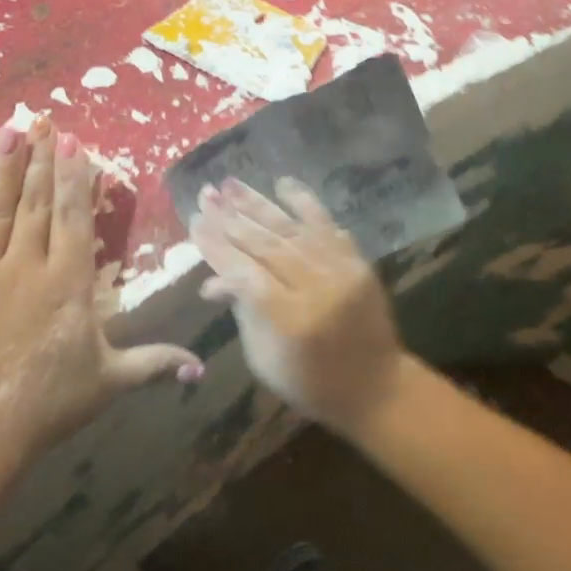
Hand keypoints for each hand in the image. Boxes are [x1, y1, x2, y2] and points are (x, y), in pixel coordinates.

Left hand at [0, 118, 203, 485]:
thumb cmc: (45, 408)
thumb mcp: (108, 384)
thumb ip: (155, 365)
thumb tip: (202, 368)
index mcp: (67, 284)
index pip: (75, 218)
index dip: (77, 178)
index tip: (75, 141)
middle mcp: (25, 268)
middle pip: (37, 204)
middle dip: (44, 160)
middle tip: (44, 120)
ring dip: (3, 169)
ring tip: (9, 130)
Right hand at [191, 178, 406, 432]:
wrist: (375, 386)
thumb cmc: (310, 382)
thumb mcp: (264, 358)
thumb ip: (243, 312)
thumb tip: (215, 279)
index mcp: (289, 319)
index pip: (244, 273)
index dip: (217, 247)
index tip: (195, 222)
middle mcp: (316, 288)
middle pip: (267, 245)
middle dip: (231, 218)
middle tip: (205, 194)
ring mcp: (341, 272)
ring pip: (294, 229)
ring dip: (260, 204)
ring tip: (231, 184)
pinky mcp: (358, 263)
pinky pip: (329, 226)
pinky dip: (306, 204)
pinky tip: (283, 184)